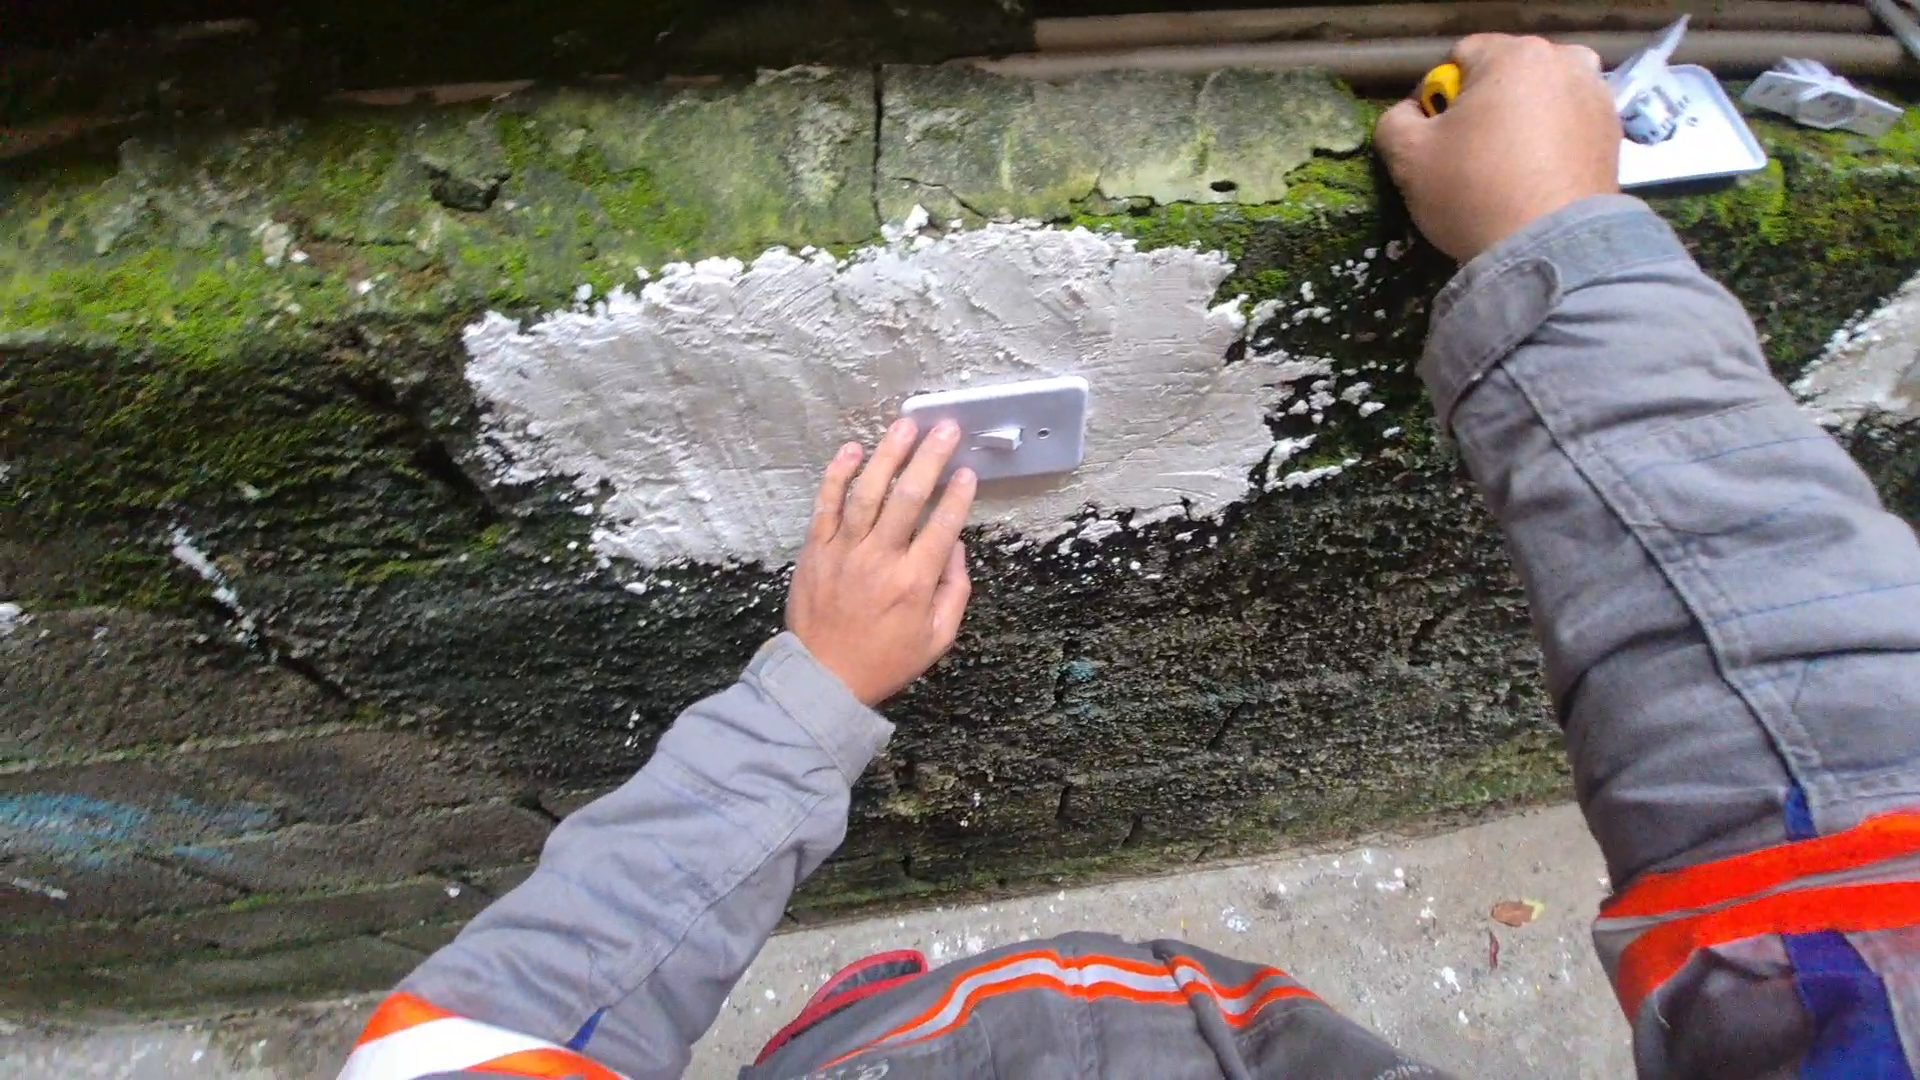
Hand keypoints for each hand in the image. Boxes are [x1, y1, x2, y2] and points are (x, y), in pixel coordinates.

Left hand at [787, 418, 976, 705]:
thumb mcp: (937, 638)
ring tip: (906, 425)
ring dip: (888, 455)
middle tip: (947, 429)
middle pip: (909, 498)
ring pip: (868, 492)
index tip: (968, 471)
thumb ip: (955, 591)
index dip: (958, 495)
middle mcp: (881, 559)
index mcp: (914, 582)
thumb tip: (955, 546)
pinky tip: (853, 449)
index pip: (943, 525)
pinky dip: (838, 474)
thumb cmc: (886, 659)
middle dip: (931, 458)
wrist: (823, 677)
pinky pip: (826, 504)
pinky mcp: (816, 549)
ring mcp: (844, 550)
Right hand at [1374, 35, 1621, 261]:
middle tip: (1460, 158)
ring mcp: (1596, 91)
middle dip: (1477, 109)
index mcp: (1513, 56)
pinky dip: (1543, 142)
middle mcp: (1564, 58)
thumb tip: (1407, 114)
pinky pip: (1563, 123)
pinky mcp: (1611, 127)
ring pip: (1535, 99)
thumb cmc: (1469, 190)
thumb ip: (1394, 122)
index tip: (1426, 139)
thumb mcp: (1406, 158)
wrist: (1543, 241)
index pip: (1457, 57)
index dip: (1432, 97)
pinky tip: (1527, 178)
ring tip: (1498, 168)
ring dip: (1513, 122)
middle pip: (1501, 77)